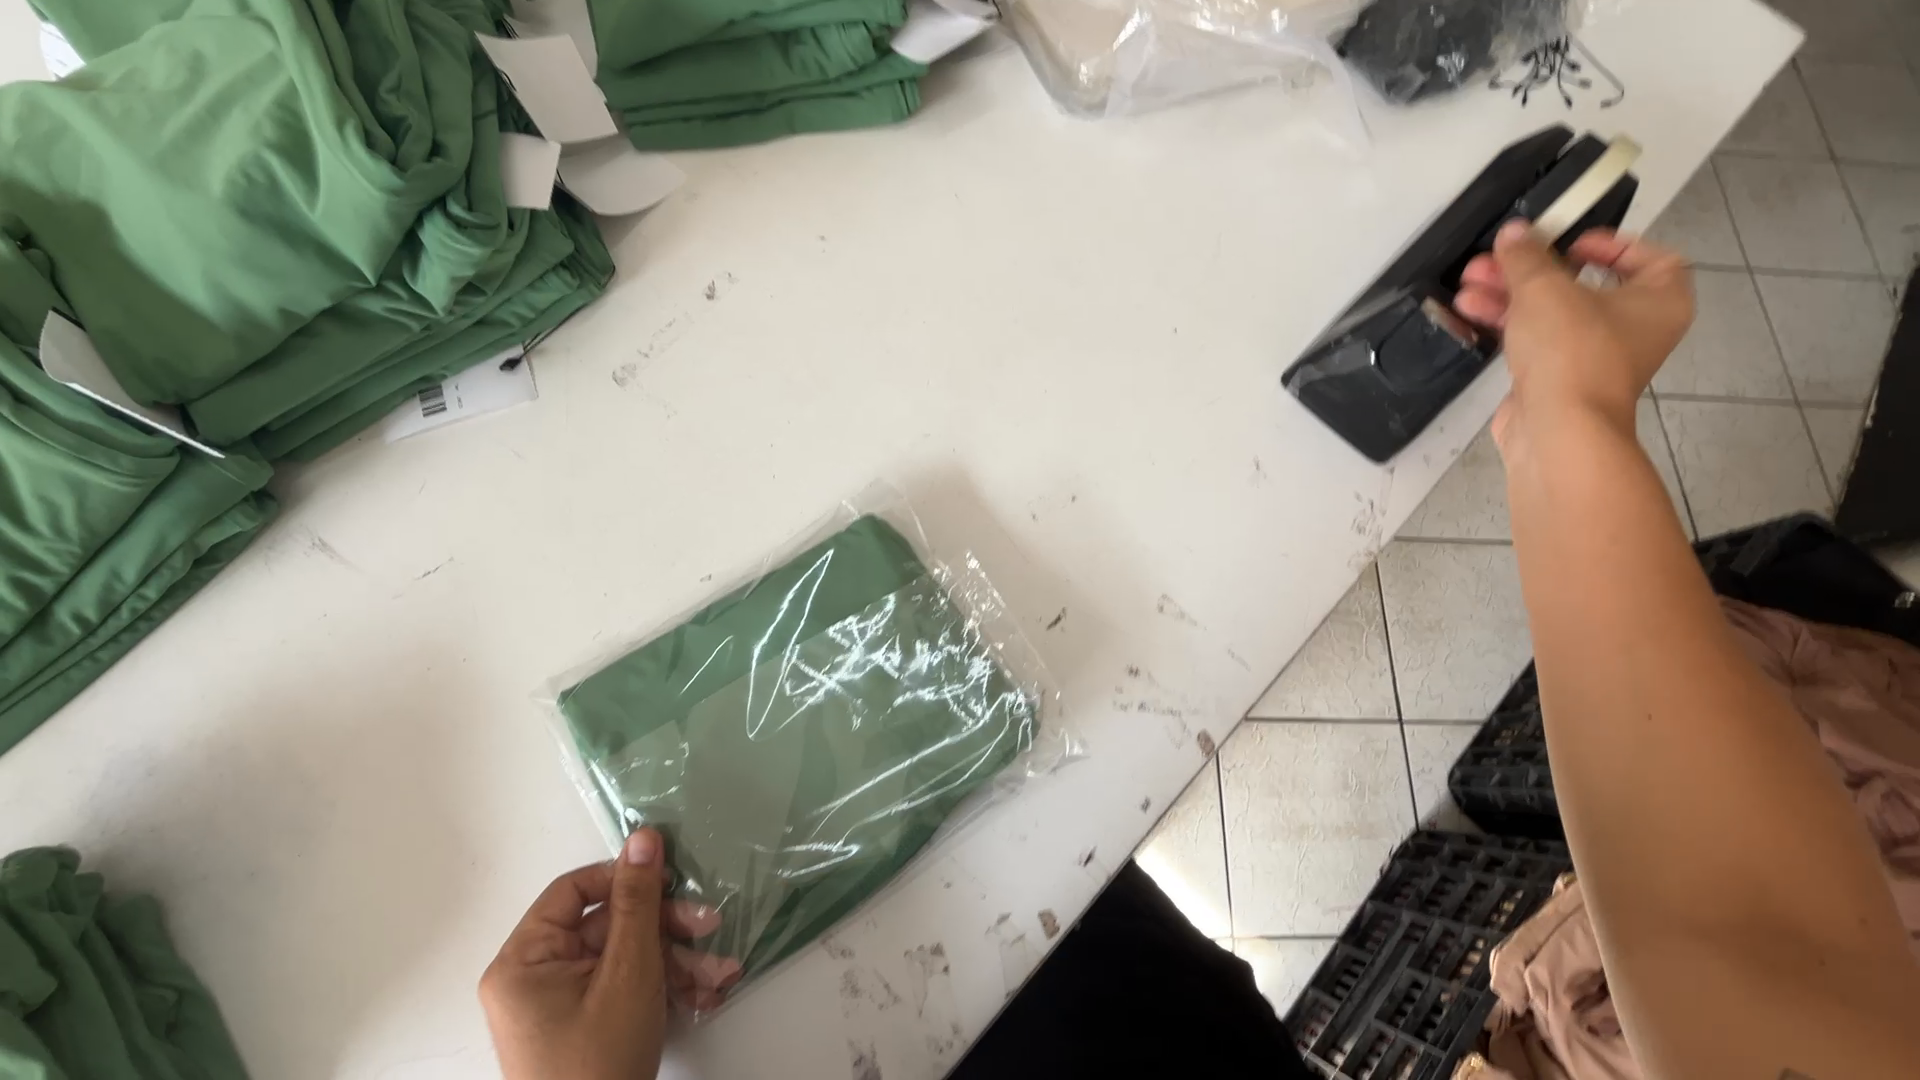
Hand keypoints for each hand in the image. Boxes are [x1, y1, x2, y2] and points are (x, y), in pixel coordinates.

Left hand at [480, 829, 744, 1079]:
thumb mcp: (629, 972)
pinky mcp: (585, 1022)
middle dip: (668, 930)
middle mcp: (536, 976)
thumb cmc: (601, 1059)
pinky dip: (665, 987)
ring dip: (678, 962)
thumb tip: (643, 836)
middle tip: (711, 928)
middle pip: (610, 925)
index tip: (671, 878)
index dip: (624, 877)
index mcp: (525, 960)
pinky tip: (706, 993)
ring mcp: (562, 1002)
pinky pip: (626, 986)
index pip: (574, 890)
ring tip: (722, 972)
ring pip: (627, 956)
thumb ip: (638, 901)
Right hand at [1453, 222, 1694, 457]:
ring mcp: (1591, 356)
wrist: (1557, 428)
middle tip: (1493, 260)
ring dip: (1507, 295)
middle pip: (1579, 284)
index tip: (1566, 242)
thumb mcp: (1546, 291)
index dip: (1607, 244)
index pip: (1646, 257)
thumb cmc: (1572, 351)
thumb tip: (1513, 232)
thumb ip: (1526, 257)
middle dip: (1529, 271)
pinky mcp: (1555, 379)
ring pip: (1548, 314)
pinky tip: (1469, 310)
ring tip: (1468, 283)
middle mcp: (1632, 327)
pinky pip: (1531, 341)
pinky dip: (1505, 324)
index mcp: (1659, 299)